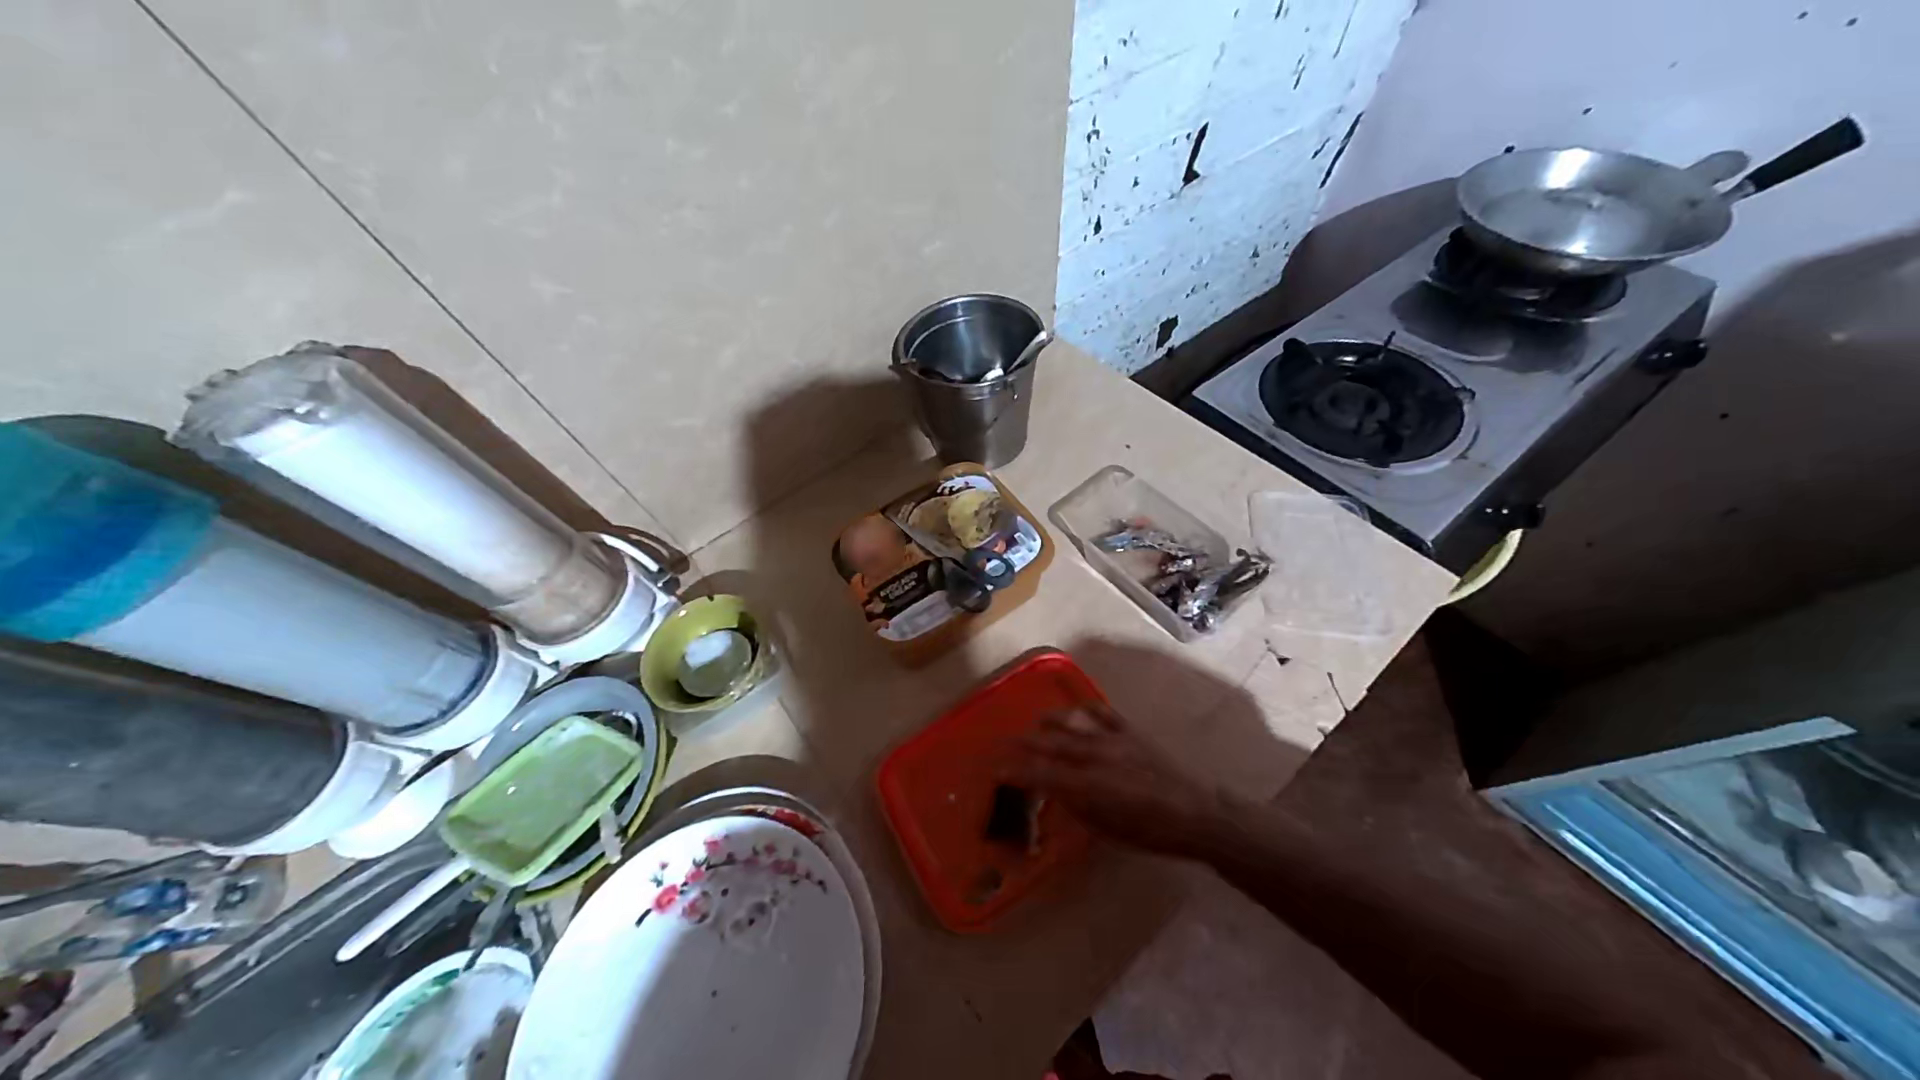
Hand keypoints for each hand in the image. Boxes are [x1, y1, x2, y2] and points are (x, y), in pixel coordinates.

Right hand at [1006, 702, 1239, 858]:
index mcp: (1088, 786)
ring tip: (1038, 723)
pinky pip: (1102, 712)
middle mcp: (1096, 756)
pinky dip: (1084, 710)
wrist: (1196, 813)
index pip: (1042, 774)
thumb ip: (1077, 807)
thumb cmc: (1150, 832)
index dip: (1016, 771)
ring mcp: (1114, 739)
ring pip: (1072, 721)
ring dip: (1050, 721)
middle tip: (1006, 743)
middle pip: (1051, 744)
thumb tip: (1056, 792)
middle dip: (1025, 743)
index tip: (998, 769)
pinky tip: (1077, 712)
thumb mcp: (1107, 830)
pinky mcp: (1131, 731)